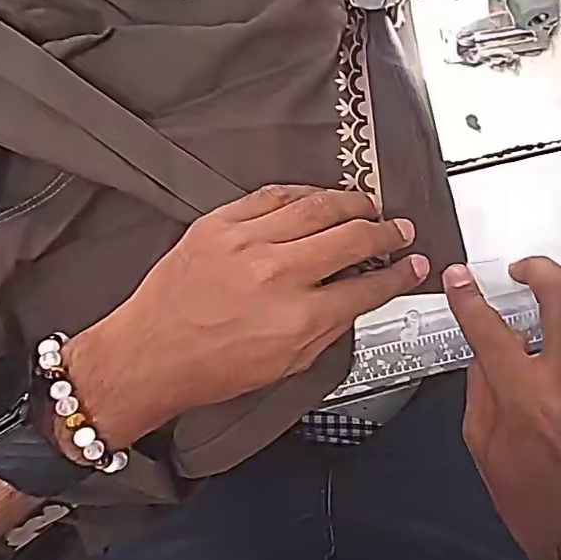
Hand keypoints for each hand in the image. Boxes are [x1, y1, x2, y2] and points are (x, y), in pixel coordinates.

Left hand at [62, 186, 426, 445]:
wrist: (149, 353)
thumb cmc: (210, 367)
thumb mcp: (286, 363)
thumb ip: (330, 326)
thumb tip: (357, 296)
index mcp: (297, 319)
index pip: (367, 286)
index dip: (399, 274)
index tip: (411, 265)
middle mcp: (276, 274)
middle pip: (352, 237)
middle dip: (386, 232)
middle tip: (399, 230)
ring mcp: (246, 242)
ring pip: (318, 206)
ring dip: (352, 203)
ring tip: (367, 206)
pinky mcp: (219, 223)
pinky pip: (273, 194)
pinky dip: (304, 193)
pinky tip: (317, 196)